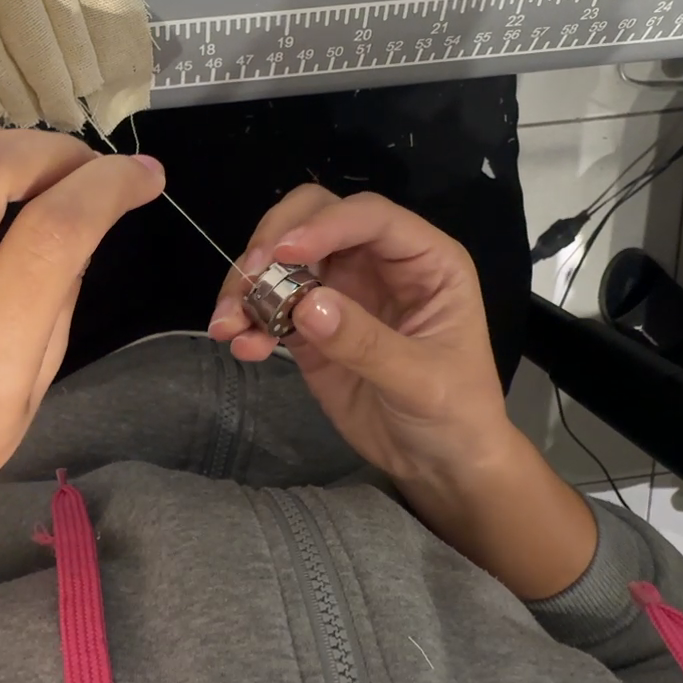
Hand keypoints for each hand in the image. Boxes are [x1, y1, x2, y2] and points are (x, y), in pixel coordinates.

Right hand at [206, 186, 516, 484]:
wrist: (437, 465)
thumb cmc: (454, 416)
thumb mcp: (422, 382)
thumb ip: (366, 342)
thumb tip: (306, 305)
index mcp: (422, 259)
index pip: (369, 217)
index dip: (324, 224)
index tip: (283, 253)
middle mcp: (376, 262)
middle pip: (314, 217)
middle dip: (274, 240)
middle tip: (249, 275)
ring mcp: (339, 291)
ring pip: (281, 259)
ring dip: (247, 283)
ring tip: (227, 324)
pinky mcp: (308, 325)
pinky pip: (269, 306)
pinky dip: (247, 319)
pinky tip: (241, 346)